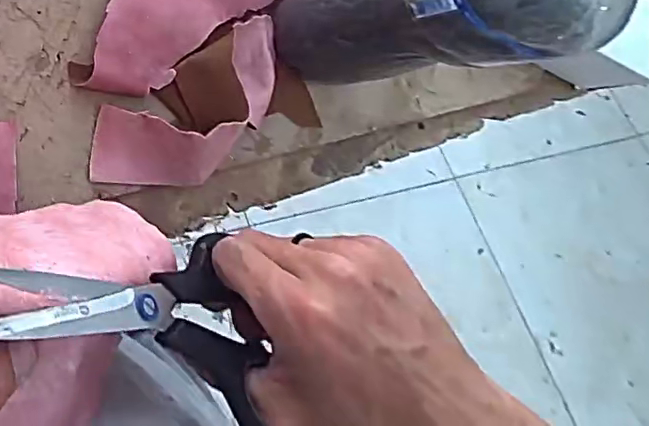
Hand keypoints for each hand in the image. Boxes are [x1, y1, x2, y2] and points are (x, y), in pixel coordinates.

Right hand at [215, 231, 543, 425]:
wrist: (448, 421)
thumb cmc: (372, 424)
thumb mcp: (283, 409)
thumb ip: (233, 362)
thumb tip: (200, 334)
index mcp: (298, 308)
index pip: (231, 251)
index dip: (221, 274)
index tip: (228, 296)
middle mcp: (328, 268)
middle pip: (258, 241)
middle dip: (253, 276)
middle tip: (269, 320)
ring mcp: (358, 253)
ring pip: (293, 243)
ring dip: (291, 272)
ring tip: (316, 317)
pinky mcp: (380, 249)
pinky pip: (330, 245)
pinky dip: (326, 270)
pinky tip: (345, 308)